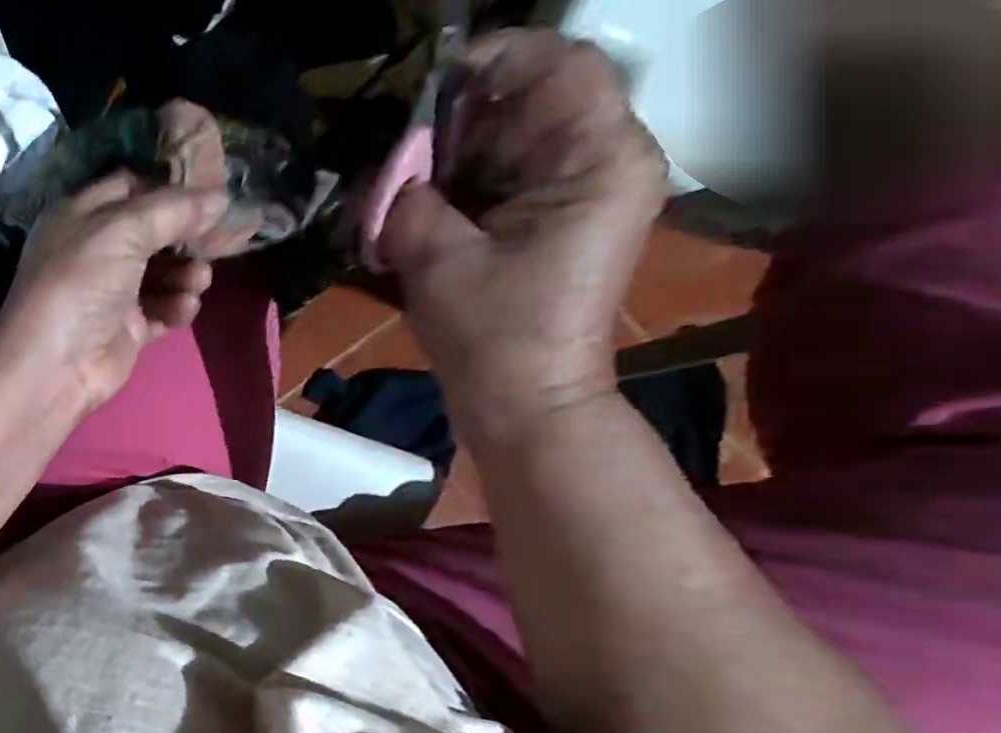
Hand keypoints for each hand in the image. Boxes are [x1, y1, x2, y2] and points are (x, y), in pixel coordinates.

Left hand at [0, 172, 232, 409]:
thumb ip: (174, 209)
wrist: (56, 365)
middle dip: (185, 235)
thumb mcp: (124, 229)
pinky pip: (161, 311)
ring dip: (186, 273)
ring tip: (199, 280)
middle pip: (152, 233)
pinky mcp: (126, 330)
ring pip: (161, 273)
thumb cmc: (82, 282)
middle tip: (216, 239)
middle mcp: (95, 251)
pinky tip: (186, 307)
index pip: (131, 188)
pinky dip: (177, 306)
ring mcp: (111, 293)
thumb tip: (220, 196)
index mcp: (82, 216)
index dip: (169, 190)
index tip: (208, 195)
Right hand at [378, 30, 668, 442]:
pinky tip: (431, 204)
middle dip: (467, 117)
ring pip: (523, 141)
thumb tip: (391, 176)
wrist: (525, 406)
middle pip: (540, 102)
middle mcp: (608, 164)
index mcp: (600, 160)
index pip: (562, 66)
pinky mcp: (563, 225)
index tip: (431, 83)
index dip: (496, 59)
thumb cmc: (492, 338)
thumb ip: (410, 203)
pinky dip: (471, 183)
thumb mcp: (439, 263)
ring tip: (411, 179)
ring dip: (462, 153)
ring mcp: (588, 196)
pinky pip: (517, 178)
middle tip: (408, 146)